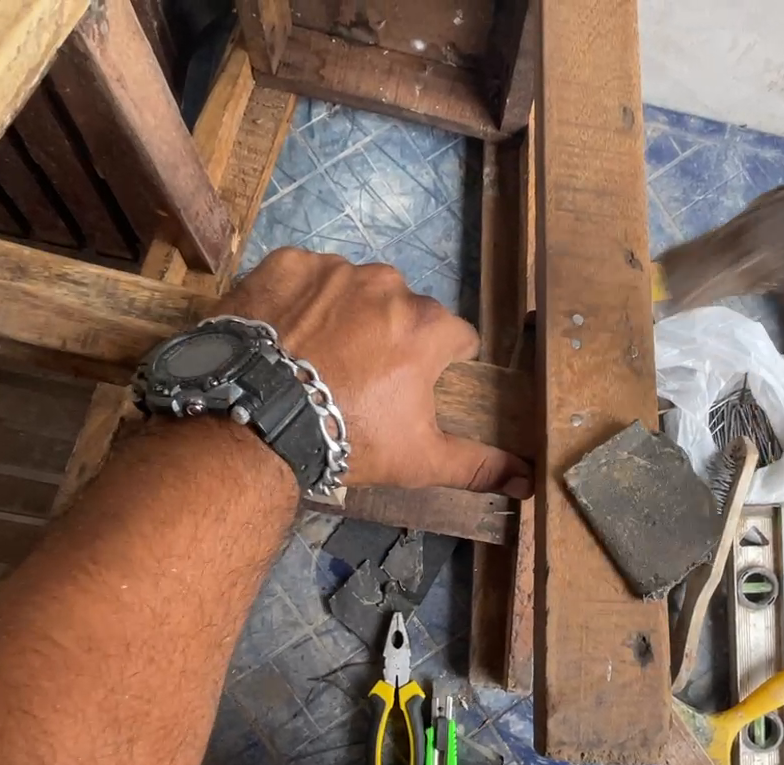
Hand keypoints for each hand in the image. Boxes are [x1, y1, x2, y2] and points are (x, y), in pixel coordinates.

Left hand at [217, 249, 531, 496]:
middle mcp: (388, 284)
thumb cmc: (350, 437)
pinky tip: (287, 334)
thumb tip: (528, 482)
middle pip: (405, 310)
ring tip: (318, 358)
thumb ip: (478, 465)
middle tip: (360, 379)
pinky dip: (302, 300)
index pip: (456, 336)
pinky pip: (307, 277)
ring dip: (347, 315)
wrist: (255, 418)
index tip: (413, 387)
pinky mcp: (287, 263)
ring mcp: (335, 268)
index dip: (439, 363)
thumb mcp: (420, 459)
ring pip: (356, 289)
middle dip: (391, 337)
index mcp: (428, 326)